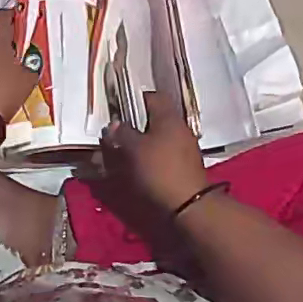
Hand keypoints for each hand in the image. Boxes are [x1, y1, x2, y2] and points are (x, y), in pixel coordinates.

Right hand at [96, 91, 207, 211]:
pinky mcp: (184, 165)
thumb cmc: (159, 170)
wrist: (188, 204)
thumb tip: (114, 124)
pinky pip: (163, 153)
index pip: (153, 97)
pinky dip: (150, 156)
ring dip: (141, 142)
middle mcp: (179, 128)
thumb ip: (122, 133)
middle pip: (154, 119)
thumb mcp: (134, 149)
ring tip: (123, 153)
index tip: (119, 110)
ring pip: (158, 137)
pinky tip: (138, 166)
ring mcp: (185, 147)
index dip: (134, 100)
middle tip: (117, 134)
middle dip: (134, 125)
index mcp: (169, 118)